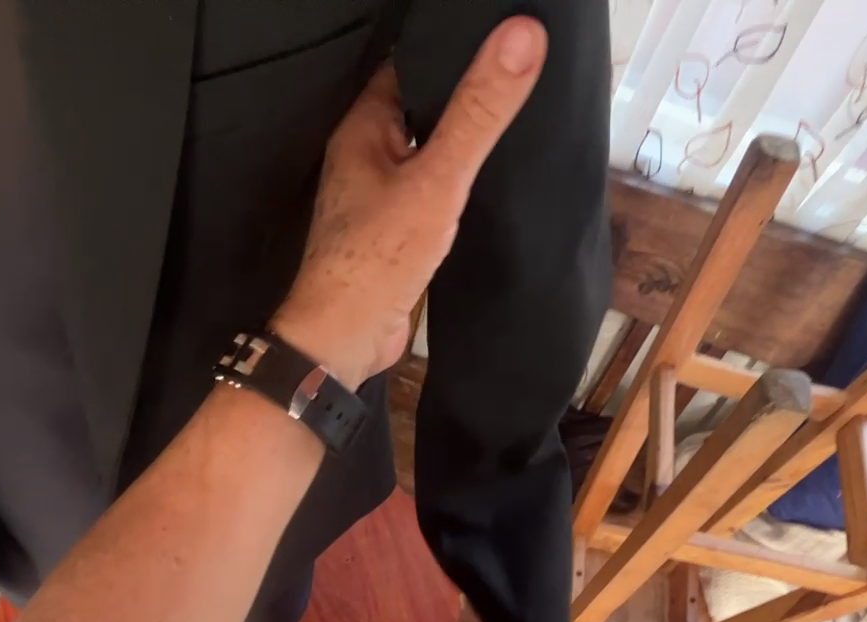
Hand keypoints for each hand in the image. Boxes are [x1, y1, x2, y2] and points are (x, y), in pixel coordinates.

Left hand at [272, 16, 547, 389]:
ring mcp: (376, 200)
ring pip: (422, 157)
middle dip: (460, 99)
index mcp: (362, 129)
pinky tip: (480, 189)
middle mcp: (364, 159)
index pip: (408, 66)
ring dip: (456, 148)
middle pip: (418, 111)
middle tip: (514, 82)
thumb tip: (521, 38)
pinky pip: (425, 198)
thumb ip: (478, 114)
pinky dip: (450, 190)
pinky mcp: (390, 236)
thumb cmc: (377, 259)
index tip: (497, 42)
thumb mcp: (437, 179)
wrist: (345, 338)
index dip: (451, 52)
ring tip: (507, 126)